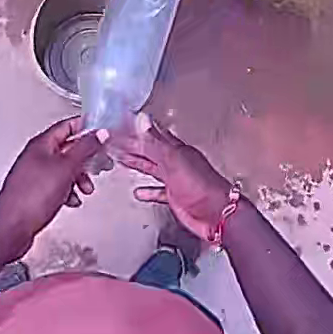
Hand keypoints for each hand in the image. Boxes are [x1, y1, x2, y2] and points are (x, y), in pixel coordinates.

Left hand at [0, 118, 106, 260]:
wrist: (11, 229)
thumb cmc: (31, 197)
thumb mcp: (66, 167)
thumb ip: (85, 148)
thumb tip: (98, 134)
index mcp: (41, 144)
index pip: (67, 126)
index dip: (85, 127)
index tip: (100, 132)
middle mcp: (36, 157)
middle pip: (68, 148)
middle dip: (86, 157)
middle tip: (99, 160)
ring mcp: (34, 175)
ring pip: (64, 169)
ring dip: (79, 176)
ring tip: (86, 187)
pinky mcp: (34, 193)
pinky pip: (57, 185)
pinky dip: (68, 190)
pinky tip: (72, 199)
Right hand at [115, 112, 235, 241]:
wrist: (217, 214)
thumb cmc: (200, 186)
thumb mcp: (174, 160)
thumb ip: (156, 142)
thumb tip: (142, 119)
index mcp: (176, 150)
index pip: (151, 135)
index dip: (136, 131)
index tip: (121, 125)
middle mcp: (176, 162)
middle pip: (150, 150)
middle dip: (133, 146)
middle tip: (116, 141)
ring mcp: (176, 179)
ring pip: (152, 168)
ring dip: (138, 163)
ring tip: (122, 159)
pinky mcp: (176, 197)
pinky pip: (158, 191)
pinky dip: (148, 190)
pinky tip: (138, 192)